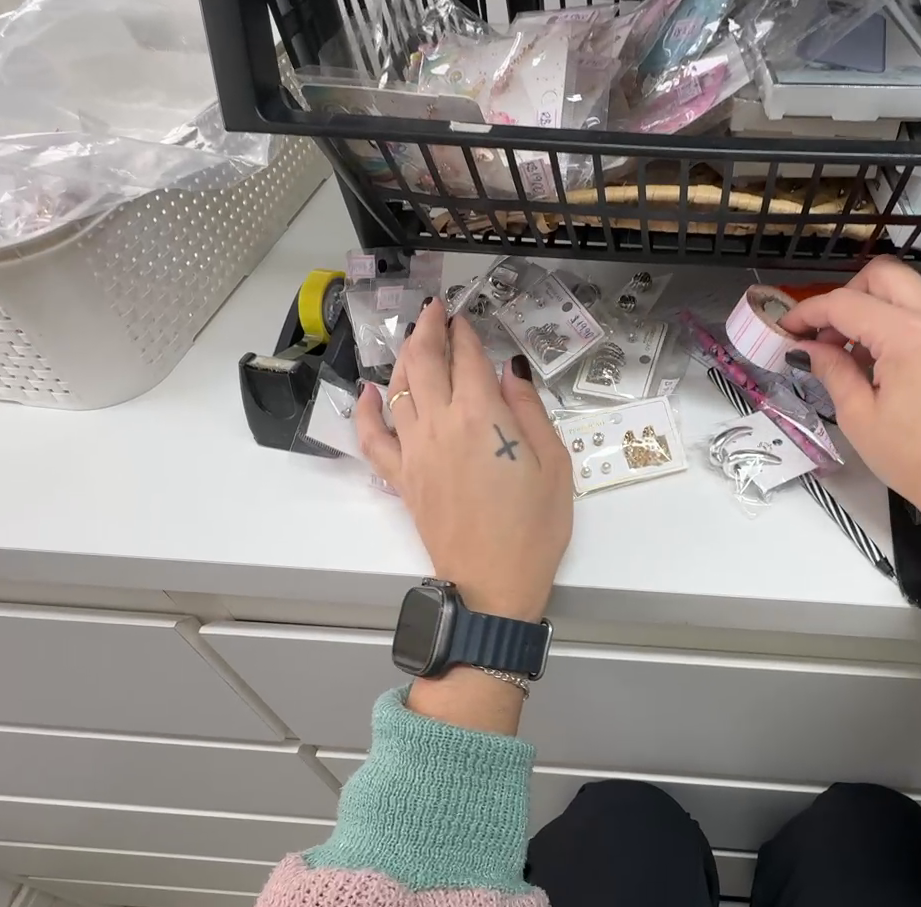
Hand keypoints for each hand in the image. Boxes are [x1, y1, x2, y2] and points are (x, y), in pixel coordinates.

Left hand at [356, 306, 573, 622]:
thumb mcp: (554, 465)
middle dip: (428, 329)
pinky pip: (372, 437)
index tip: (466, 317)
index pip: (467, 357)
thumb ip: (530, 411)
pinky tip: (369, 392)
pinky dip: (366, 410)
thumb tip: (509, 371)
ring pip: (398, 388)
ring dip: (404, 357)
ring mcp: (414, 450)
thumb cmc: (535, 527)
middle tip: (434, 310)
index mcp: (483, 415)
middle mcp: (441, 423)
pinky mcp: (401, 478)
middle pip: (425, 362)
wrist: (493, 582)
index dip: (465, 332)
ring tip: (413, 340)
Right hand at [779, 256, 920, 554]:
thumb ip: (831, 369)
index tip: (788, 328)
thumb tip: (809, 347)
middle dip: (846, 297)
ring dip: (875, 306)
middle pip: (882, 275)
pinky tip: (885, 359)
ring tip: (854, 351)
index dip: (809, 312)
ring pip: (909, 288)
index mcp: (910, 336)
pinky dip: (901, 320)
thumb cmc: (914, 459)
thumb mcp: (858, 416)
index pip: (847, 304)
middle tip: (825, 334)